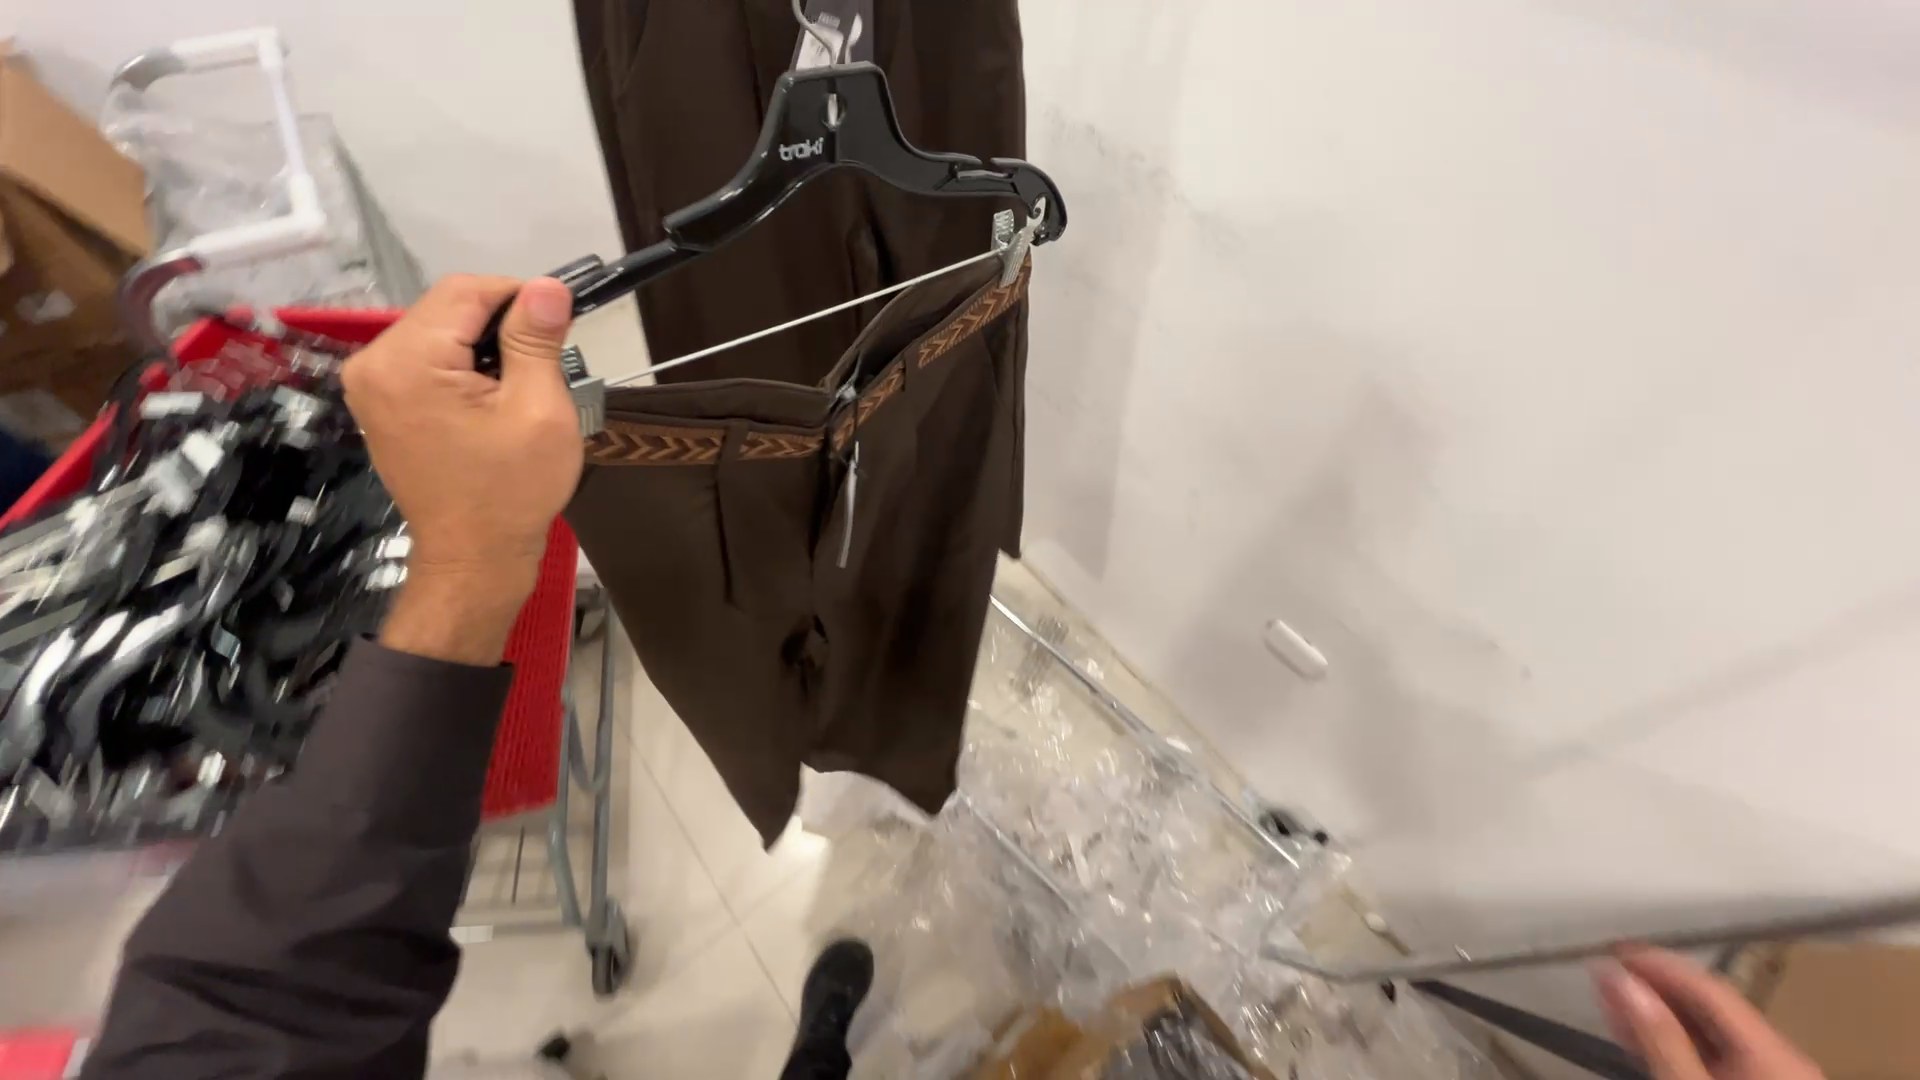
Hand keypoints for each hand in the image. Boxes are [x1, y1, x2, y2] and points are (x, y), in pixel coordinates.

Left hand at [343, 275, 581, 663]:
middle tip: (548, 363)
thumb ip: (537, 342)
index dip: (520, 296)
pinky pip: (426, 360)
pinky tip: (493, 400)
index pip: (465, 291)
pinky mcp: (381, 403)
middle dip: (502, 324)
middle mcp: (373, 362)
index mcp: (409, 361)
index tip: (561, 323)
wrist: (475, 554)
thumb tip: (548, 286)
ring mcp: (370, 384)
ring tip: (523, 386)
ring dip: (485, 346)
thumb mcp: (540, 410)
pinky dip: (464, 366)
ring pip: (438, 332)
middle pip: (447, 309)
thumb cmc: (513, 488)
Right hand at [1593, 948, 1823, 1079]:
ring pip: (1707, 1029)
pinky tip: (1638, 1035)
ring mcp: (1772, 1078)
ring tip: (1610, 1003)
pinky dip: (1672, 1039)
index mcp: (1773, 1055)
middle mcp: (1781, 1060)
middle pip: (1709, 1007)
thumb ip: (1655, 1036)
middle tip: (1600, 977)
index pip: (1708, 987)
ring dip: (1656, 1012)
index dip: (1657, 963)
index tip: (1608, 949)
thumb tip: (1615, 976)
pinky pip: (1713, 1052)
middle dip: (1651, 988)